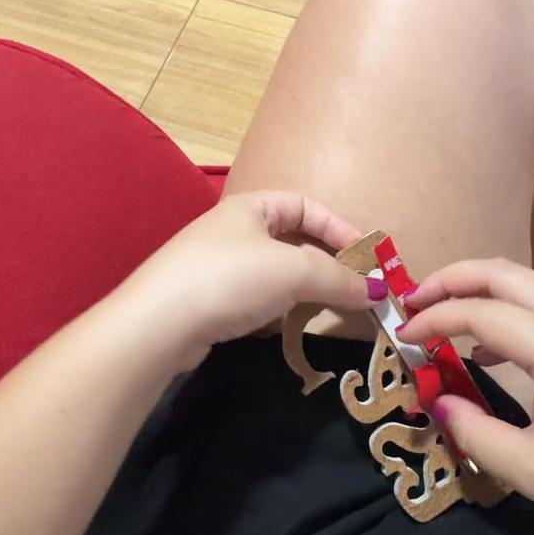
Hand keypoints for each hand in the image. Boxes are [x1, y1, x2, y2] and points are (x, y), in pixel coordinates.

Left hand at [114, 190, 373, 367]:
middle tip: (354, 290)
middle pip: (293, 241)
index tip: (366, 258)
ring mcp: (218, 267)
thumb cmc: (229, 279)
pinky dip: (277, 312)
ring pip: (276, 275)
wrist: (158, 326)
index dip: (339, 227)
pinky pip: (256, 301)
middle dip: (325, 265)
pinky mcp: (210, 303)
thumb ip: (338, 278)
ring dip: (303, 291)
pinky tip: (285, 329)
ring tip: (326, 311)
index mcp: (251, 207)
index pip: (306, 205)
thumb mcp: (294, 271)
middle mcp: (233, 230)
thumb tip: (375, 292)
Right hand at [398, 259, 533, 534]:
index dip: (432, 319)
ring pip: (525, 282)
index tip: (400, 336)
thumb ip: (475, 433)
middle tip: (412, 302)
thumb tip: (437, 401)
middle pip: (501, 272)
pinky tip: (490, 350)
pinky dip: (507, 308)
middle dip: (450, 279)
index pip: (478, 311)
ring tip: (441, 318)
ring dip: (479, 289)